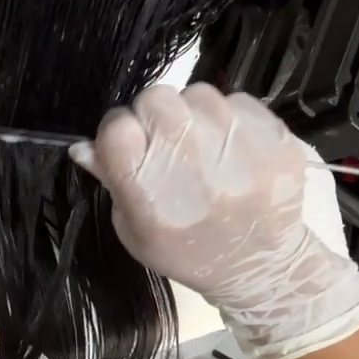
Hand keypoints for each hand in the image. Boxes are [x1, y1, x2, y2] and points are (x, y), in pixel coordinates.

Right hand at [69, 84, 358, 358]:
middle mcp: (193, 163)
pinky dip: (228, 119)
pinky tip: (230, 149)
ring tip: (201, 146)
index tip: (126, 144)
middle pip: (155, 98)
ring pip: (196, 93)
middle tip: (164, 142)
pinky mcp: (274, 136)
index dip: (116, 131)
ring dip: (191, 113)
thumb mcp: (134, 230)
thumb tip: (84, 145)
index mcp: (150, 193)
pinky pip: (236, 101)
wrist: (259, 265)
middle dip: (152, 115)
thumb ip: (112, 181)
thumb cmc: (184, 251)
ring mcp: (238, 147)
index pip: (116, 127)